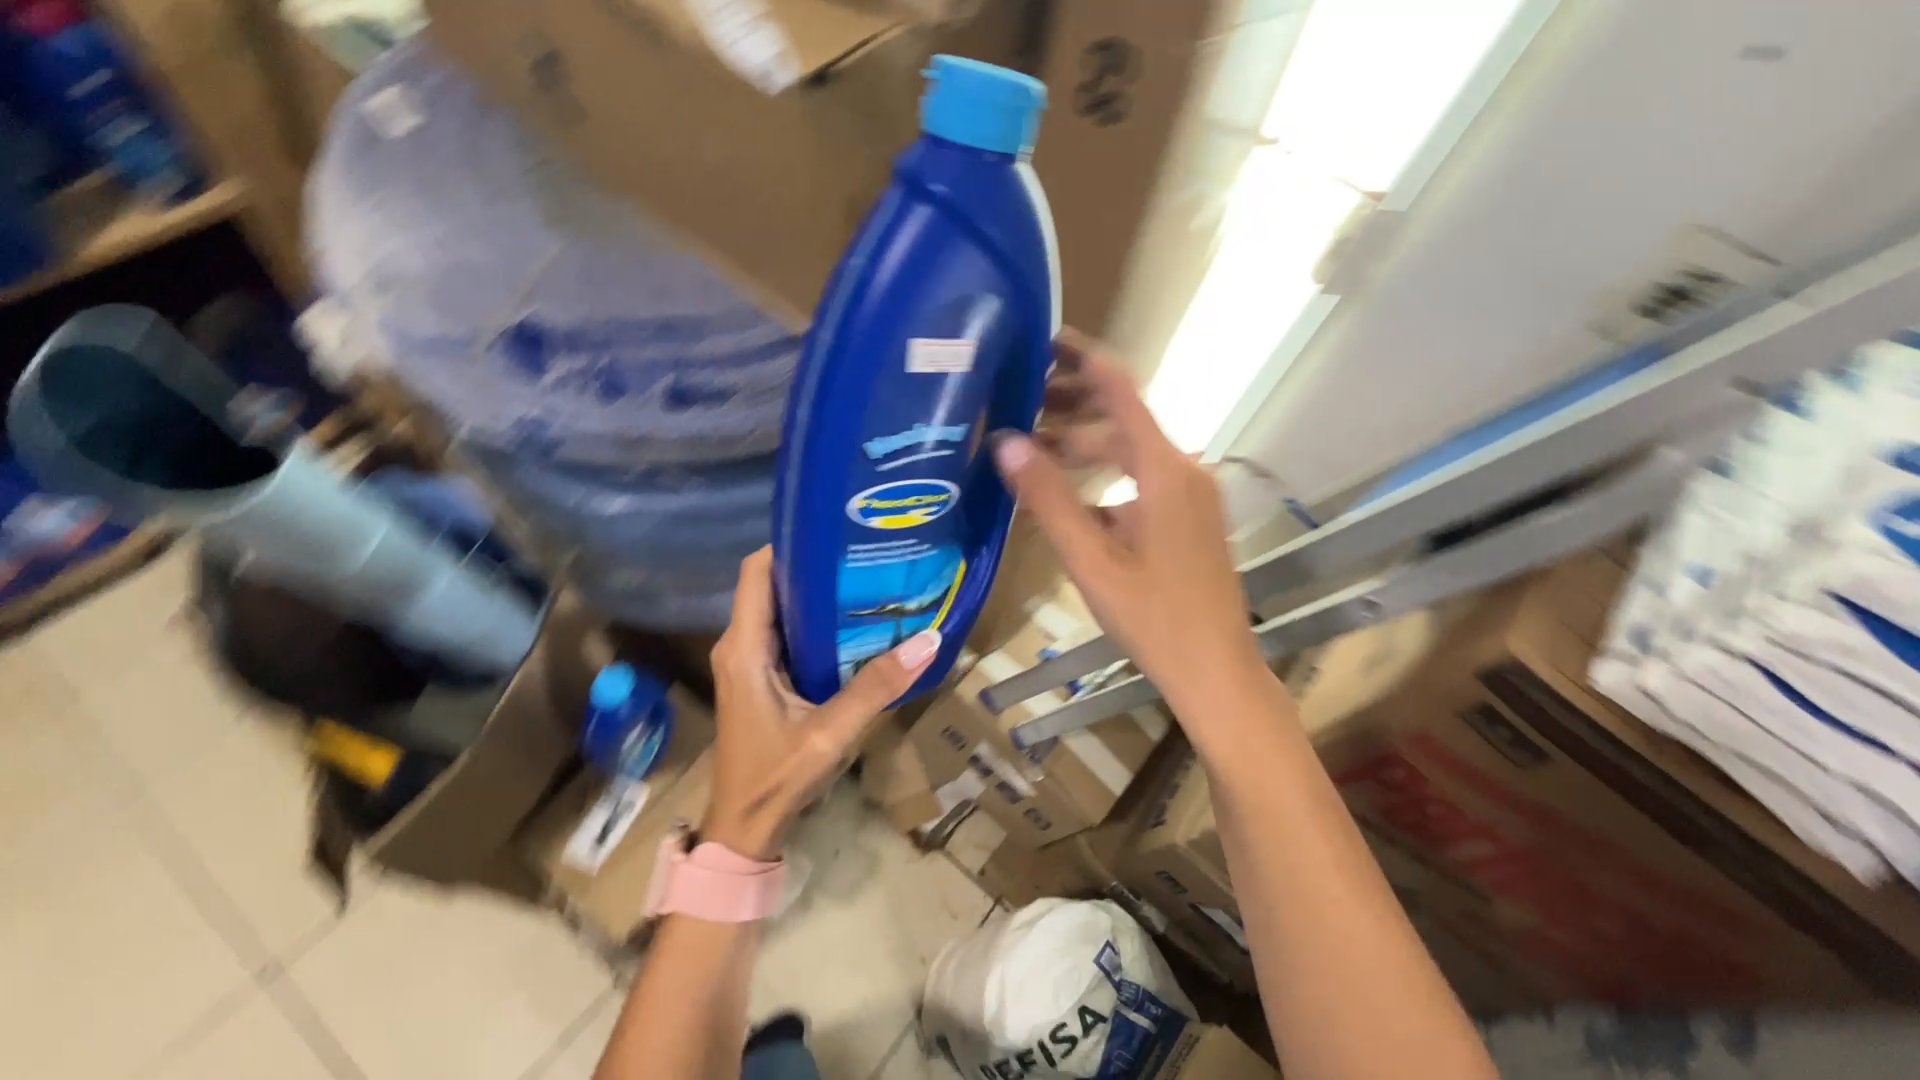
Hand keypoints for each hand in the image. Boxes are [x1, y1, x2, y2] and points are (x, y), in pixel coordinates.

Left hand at [701, 548, 940, 860]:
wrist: (745, 826)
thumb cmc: (777, 777)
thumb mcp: (831, 732)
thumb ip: (877, 687)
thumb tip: (929, 639)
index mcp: (745, 648)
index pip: (757, 572)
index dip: (789, 543)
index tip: (836, 528)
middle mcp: (739, 645)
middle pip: (770, 585)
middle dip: (813, 565)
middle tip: (865, 551)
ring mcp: (746, 663)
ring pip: (778, 610)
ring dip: (815, 594)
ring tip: (866, 578)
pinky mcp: (758, 678)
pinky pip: (784, 634)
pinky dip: (814, 623)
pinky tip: (853, 624)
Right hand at [992, 330, 1264, 715]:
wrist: (1215, 669)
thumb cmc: (1152, 617)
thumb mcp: (1090, 558)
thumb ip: (1048, 497)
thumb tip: (1006, 442)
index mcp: (1164, 469)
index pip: (1121, 389)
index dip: (1082, 358)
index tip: (1044, 339)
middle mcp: (1184, 469)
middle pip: (1123, 418)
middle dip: (1072, 405)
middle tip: (1019, 401)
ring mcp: (1192, 495)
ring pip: (1132, 451)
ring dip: (1085, 445)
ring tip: (1033, 449)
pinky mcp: (1191, 518)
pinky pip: (1142, 479)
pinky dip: (1105, 477)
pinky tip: (1069, 498)